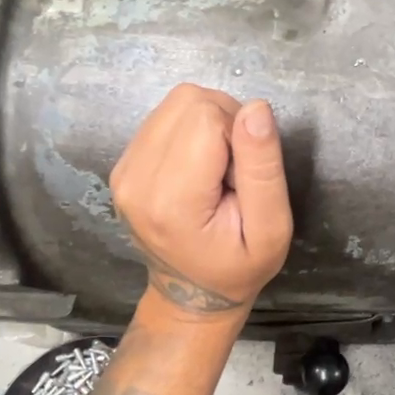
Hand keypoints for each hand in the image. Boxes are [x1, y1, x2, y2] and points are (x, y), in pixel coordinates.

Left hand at [110, 84, 293, 317]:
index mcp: (171, 199)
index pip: (208, 115)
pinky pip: (165, 117)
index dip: (240, 135)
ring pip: (178, 103)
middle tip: (234, 173)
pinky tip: (199, 167)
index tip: (243, 177)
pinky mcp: (123, 163)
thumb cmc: (238, 267)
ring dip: (209, 125)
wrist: (192, 294)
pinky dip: (192, 132)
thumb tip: (256, 107)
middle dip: (226, 124)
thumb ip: (263, 168)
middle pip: (190, 100)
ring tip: (217, 171)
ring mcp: (123, 169)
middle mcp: (135, 178)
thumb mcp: (271, 229)